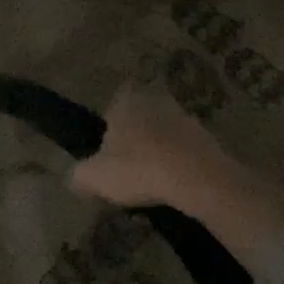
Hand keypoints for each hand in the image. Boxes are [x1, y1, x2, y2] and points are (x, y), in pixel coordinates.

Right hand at [70, 84, 226, 206]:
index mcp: (127, 100)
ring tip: (151, 179)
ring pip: (164, 131)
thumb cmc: (138, 168)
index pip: (116, 99)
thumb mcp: (94, 177)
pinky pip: (185, 149)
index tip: (109, 143)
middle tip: (127, 162)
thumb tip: (75, 179)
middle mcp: (157, 100)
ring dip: (159, 149)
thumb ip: (79, 176)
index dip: (112, 120)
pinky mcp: (208, 138)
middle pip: (141, 114)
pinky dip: (179, 162)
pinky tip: (173, 184)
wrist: (197, 178)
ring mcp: (186, 117)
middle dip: (136, 134)